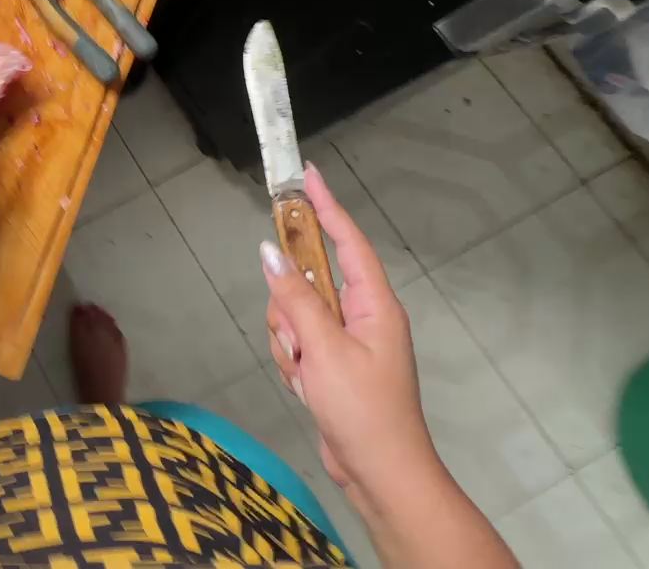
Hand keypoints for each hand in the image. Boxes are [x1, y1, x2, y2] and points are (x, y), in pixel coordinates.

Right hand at [263, 163, 438, 495]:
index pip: (347, 241)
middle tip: (296, 339)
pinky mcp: (330, 358)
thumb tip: (268, 251)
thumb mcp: (323, 349)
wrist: (379, 473)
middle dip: (290, 307)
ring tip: (305, 372)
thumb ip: (293, 298)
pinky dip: (290, 356)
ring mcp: (344, 337)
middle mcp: (361, 314)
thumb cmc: (363, 408)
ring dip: (288, 338)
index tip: (307, 175)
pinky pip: (295, 336)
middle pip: (308, 280)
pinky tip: (304, 384)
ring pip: (293, 310)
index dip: (327, 206)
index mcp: (374, 305)